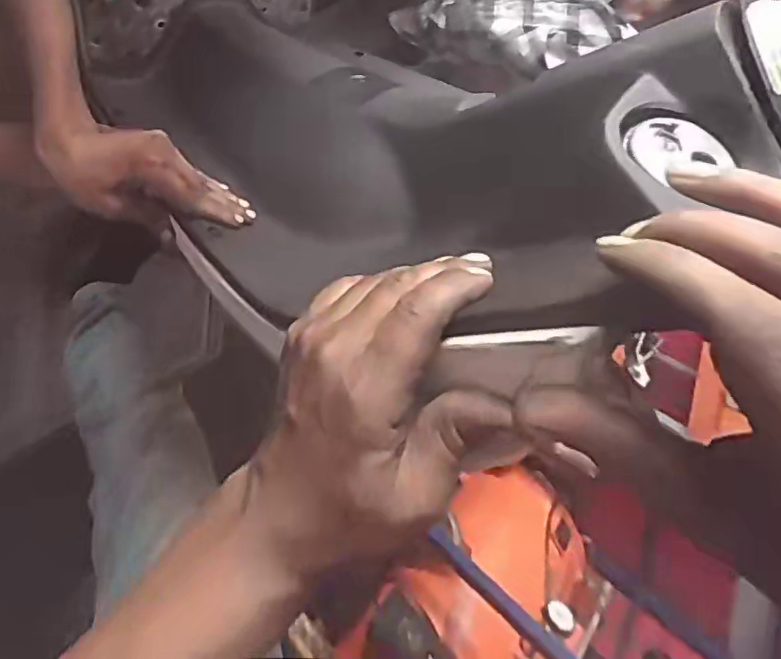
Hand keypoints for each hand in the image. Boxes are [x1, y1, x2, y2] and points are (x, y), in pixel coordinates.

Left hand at [40, 125, 251, 226]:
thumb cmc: (78, 172)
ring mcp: (165, 146)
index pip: (190, 194)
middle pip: (200, 183)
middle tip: (247, 214)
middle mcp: (165, 153)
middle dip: (224, 200)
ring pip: (196, 174)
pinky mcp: (161, 145)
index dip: (214, 209)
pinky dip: (203, 180)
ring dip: (217, 191)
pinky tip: (215, 187)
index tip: (236, 220)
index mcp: (153, 166)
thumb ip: (145, 216)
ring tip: (239, 204)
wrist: (66, 135)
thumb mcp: (107, 202)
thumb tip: (172, 234)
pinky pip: (188, 167)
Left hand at [244, 256, 516, 575]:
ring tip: (450, 274)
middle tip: (477, 268)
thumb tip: (502, 400)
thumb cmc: (352, 511)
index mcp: (362, 386)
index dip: (452, 285)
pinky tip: (402, 288)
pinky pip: (345, 287)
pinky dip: (380, 281)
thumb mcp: (414, 496)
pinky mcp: (299, 333)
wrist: (277, 513)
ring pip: (371, 280)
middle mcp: (332, 348)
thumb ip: (454, 438)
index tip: (485, 276)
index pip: (413, 312)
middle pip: (394, 286)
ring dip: (414, 273)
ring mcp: (310, 335)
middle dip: (441, 271)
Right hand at [517, 167, 780, 658]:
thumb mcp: (736, 539)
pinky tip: (774, 210)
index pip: (761, 328)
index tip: (617, 251)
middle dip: (714, 230)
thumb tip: (538, 405)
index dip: (679, 271)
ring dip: (775, 199)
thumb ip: (635, 460)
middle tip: (646, 223)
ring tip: (701, 181)